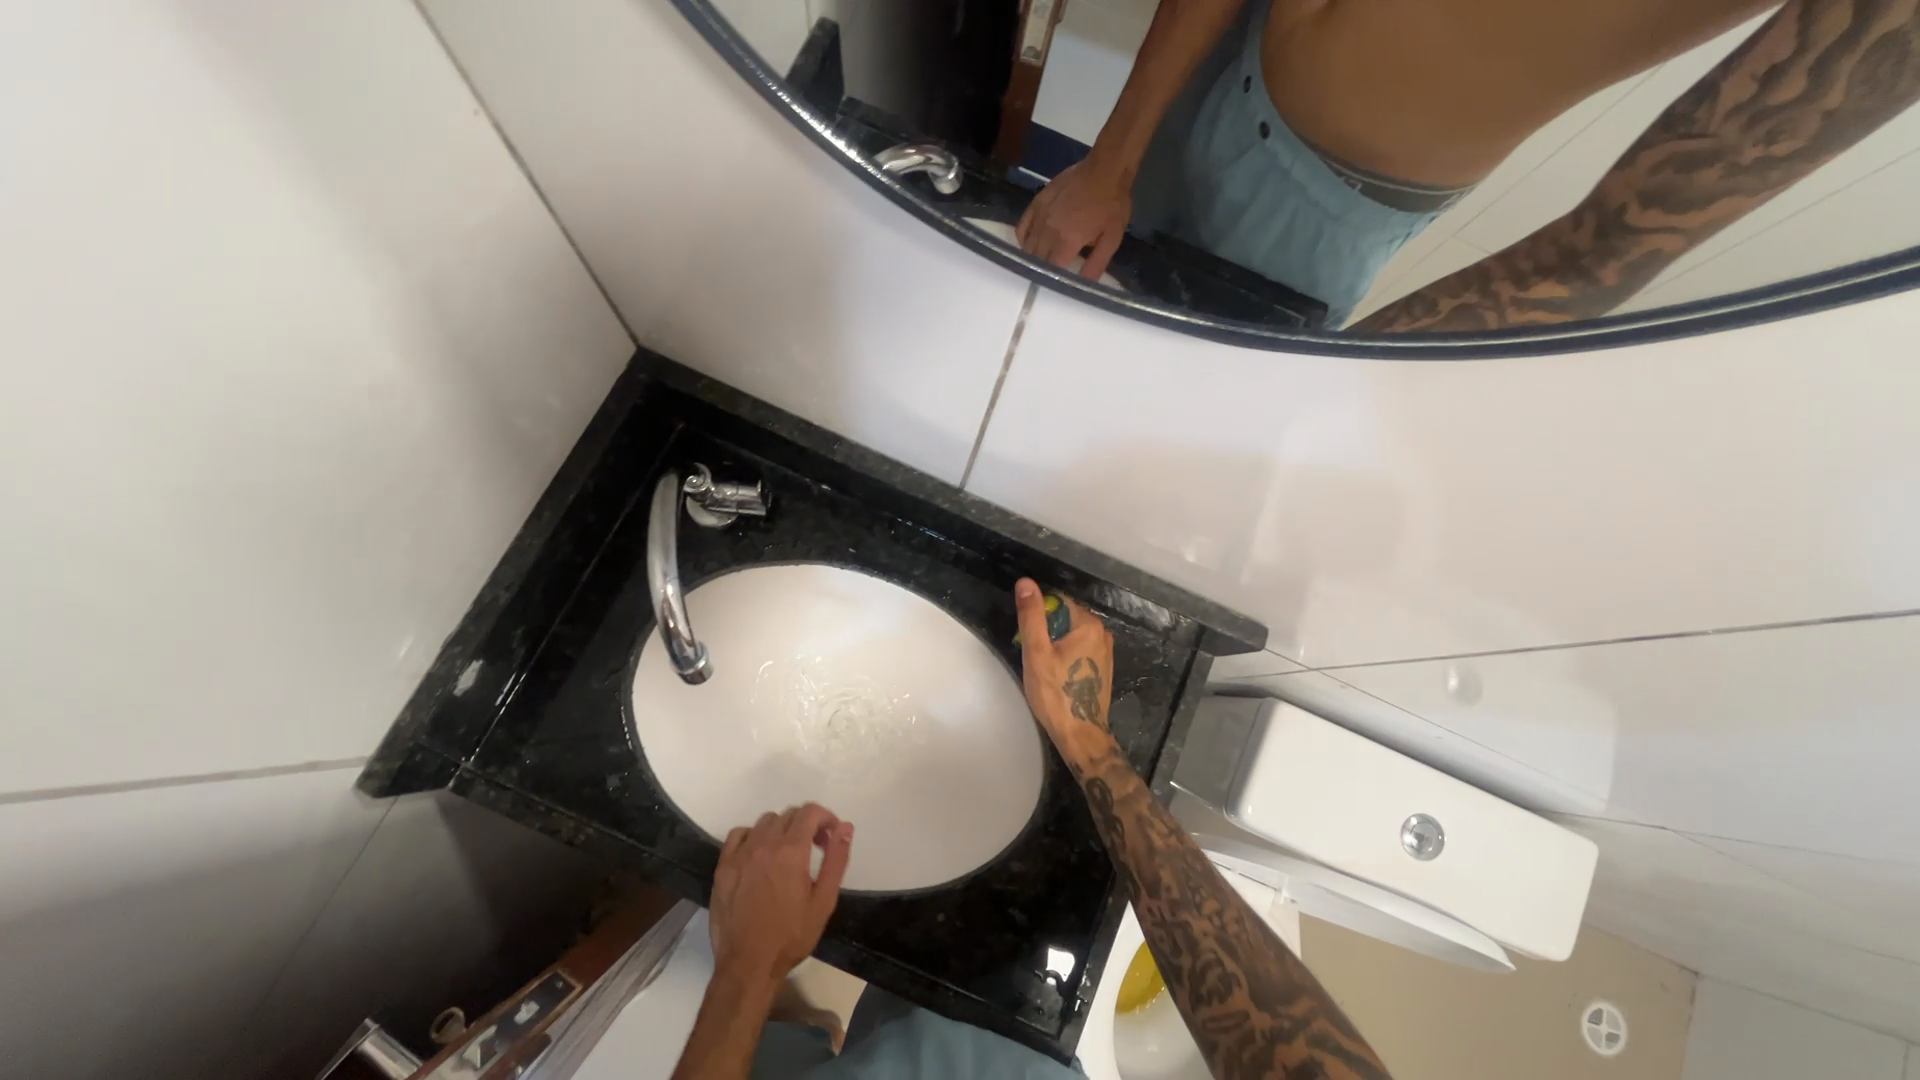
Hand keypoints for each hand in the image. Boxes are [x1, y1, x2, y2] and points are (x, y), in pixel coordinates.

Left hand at [709, 804, 853, 986]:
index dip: (825, 818)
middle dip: (807, 825)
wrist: (748, 965)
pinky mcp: (723, 867)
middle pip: (789, 815)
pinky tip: (759, 856)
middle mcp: (764, 844)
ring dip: (781, 830)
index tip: (831, 837)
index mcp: (791, 851)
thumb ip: (836, 859)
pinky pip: (739, 835)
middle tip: (815, 849)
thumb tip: (845, 827)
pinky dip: (753, 836)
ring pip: (764, 822)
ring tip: (787, 855)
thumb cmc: (791, 936)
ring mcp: (740, 854)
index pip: (810, 812)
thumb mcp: (824, 901)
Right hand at [1013, 578, 1115, 754]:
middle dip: (1046, 632)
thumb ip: (1031, 616)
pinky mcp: (1103, 667)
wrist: (1080, 734)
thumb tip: (1026, 582)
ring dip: (1054, 645)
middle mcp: (1102, 633)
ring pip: (1071, 635)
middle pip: (1064, 618)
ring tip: (1044, 669)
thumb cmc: (1056, 693)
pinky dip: (1065, 656)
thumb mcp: (1036, 652)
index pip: (1057, 602)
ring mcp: (1105, 651)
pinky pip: (1079, 650)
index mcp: (1088, 625)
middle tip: (1033, 656)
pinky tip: (1057, 676)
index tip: (1028, 638)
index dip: (1038, 616)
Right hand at [1015, 159, 1132, 282]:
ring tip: (1040, 264)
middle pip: (1037, 261)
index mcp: (1066, 242)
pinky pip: (1021, 229)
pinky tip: (1032, 245)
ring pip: (1027, 247)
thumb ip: (1096, 264)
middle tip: (1050, 277)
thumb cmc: (1112, 205)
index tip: (1057, 289)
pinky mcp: (1036, 204)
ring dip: (1033, 258)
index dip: (1053, 282)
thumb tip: (1085, 287)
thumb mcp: (1112, 238)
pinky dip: (1024, 241)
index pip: (1052, 271)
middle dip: (1043, 272)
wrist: (1106, 169)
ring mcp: (1039, 217)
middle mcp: (1047, 232)